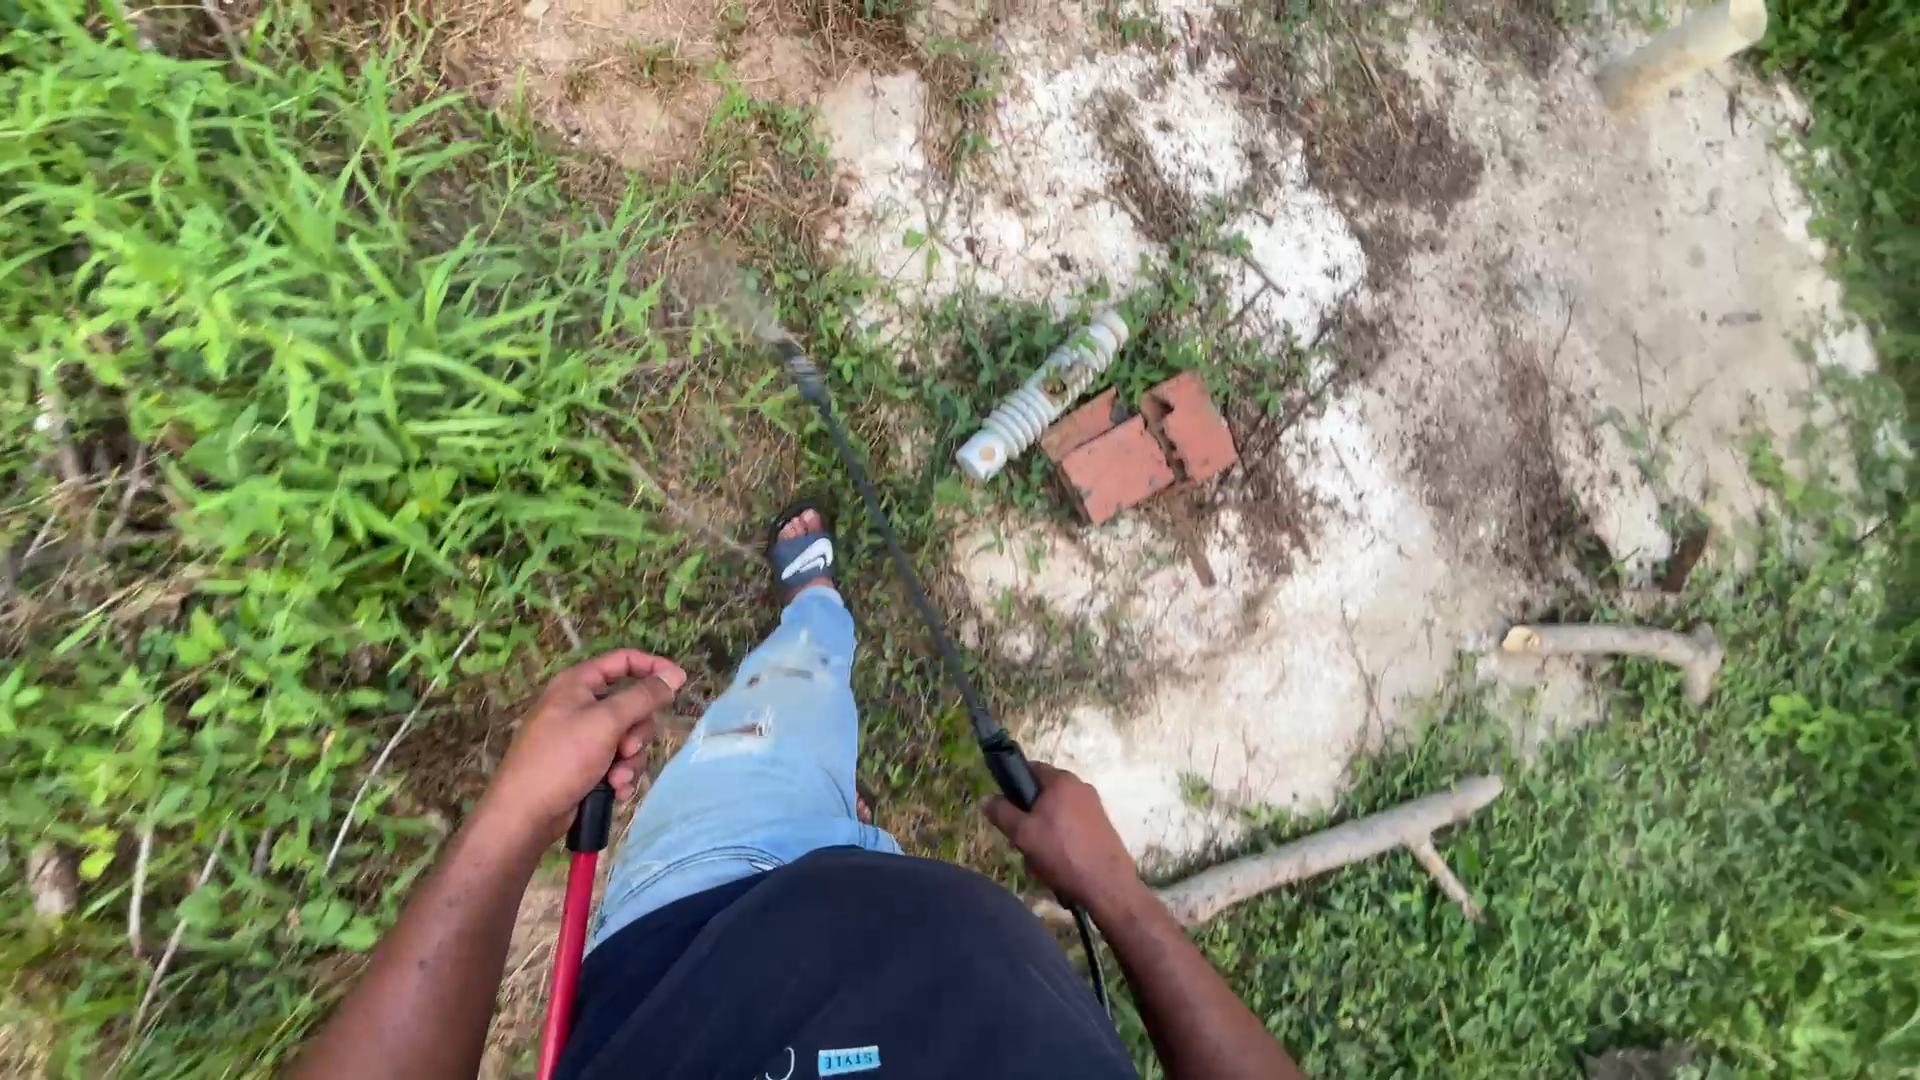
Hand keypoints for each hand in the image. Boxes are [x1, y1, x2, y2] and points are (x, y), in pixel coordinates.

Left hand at [477, 650, 685, 846]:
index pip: (624, 661)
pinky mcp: (586, 763)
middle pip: (632, 703)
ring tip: (616, 777)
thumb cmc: (561, 759)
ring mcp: (583, 736)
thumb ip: (645, 696)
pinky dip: (621, 773)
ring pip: (630, 735)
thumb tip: (676, 674)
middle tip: (627, 747)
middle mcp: (580, 705)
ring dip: (631, 758)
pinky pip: (619, 758)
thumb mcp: (607, 722)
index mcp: (578, 684)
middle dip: (638, 731)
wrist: (524, 817)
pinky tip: (615, 789)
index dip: (653, 667)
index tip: (679, 682)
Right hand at [983, 761, 1145, 916]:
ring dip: (1045, 830)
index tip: (1006, 808)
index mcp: (1061, 780)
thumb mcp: (1023, 834)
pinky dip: (1062, 838)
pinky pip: (1073, 824)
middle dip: (1030, 814)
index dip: (1014, 785)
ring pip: (1057, 811)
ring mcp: (1094, 805)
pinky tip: (1059, 862)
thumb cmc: (1062, 853)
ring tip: (1041, 857)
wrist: (1108, 885)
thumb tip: (986, 798)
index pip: (1030, 768)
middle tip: (1023, 839)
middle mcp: (1080, 785)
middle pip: (1044, 792)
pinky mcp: (1102, 825)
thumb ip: (1002, 812)